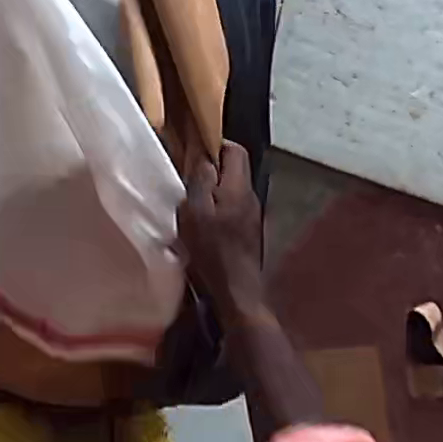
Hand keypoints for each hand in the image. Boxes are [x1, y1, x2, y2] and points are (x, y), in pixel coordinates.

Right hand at [179, 141, 265, 315]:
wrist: (238, 296)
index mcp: (239, 186)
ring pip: (232, 190)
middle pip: (234, 169)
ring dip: (214, 192)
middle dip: (212, 170)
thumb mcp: (195, 211)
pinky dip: (218, 210)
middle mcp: (251, 197)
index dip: (216, 145)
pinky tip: (204, 227)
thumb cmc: (213, 251)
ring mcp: (253, 217)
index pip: (235, 150)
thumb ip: (200, 179)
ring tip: (193, 205)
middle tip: (189, 180)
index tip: (195, 154)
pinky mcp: (250, 234)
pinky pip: (233, 208)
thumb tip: (203, 154)